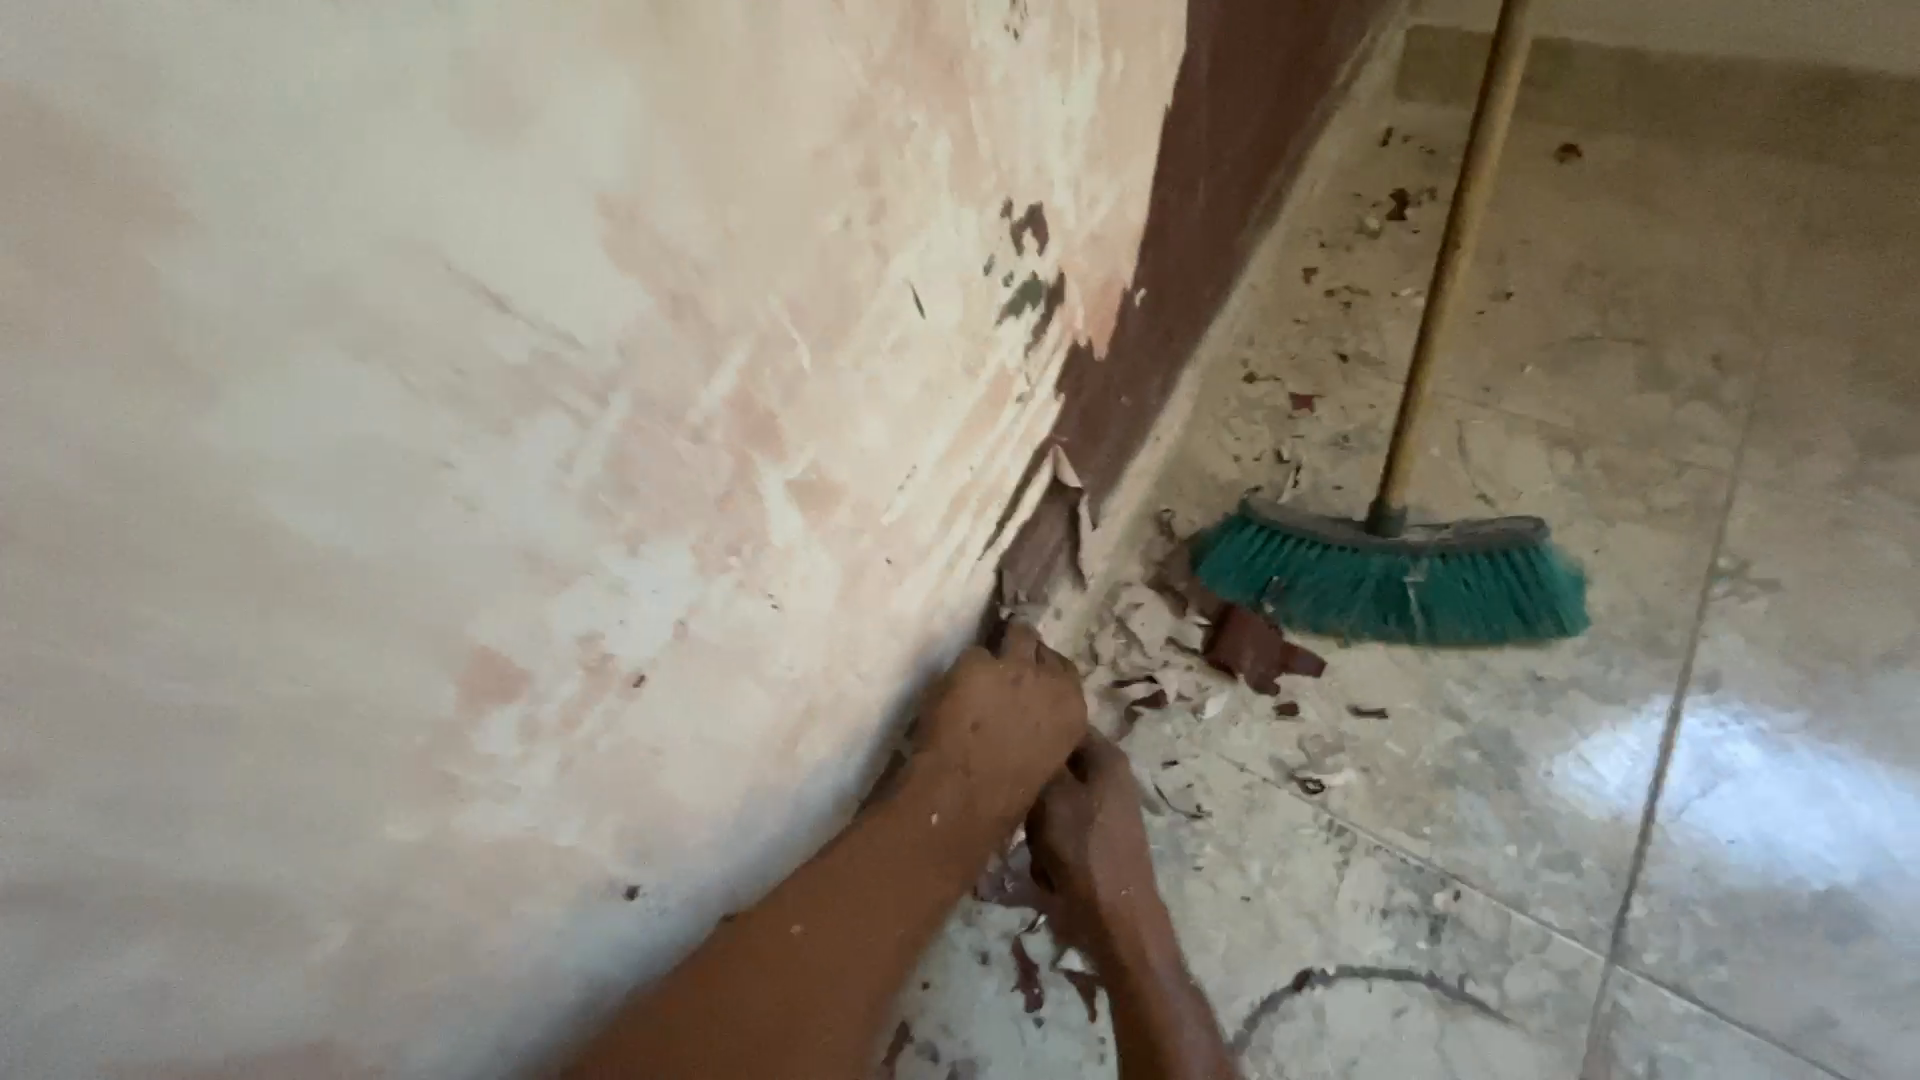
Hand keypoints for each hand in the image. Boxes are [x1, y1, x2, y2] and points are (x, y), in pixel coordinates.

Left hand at [914, 622, 1087, 824]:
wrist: (966, 794)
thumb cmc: (1008, 792)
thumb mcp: (1046, 756)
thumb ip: (1044, 724)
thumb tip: (1029, 713)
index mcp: (1071, 709)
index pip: (1064, 669)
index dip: (1043, 668)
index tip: (1030, 673)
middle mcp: (1048, 680)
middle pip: (1038, 645)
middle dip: (1022, 649)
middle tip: (1004, 663)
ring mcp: (1012, 666)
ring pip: (1014, 634)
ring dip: (998, 649)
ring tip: (980, 666)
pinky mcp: (975, 662)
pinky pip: (969, 657)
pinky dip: (961, 673)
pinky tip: (950, 692)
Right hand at [1025, 731, 1161, 955]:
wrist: (1114, 920)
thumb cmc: (1083, 849)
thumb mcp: (1053, 795)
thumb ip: (1041, 759)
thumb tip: (1026, 731)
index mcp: (1106, 757)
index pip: (1064, 723)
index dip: (1034, 729)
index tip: (1004, 740)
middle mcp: (1108, 778)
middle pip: (1055, 766)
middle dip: (1032, 787)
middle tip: (1018, 803)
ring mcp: (1103, 812)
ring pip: (1051, 801)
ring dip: (1036, 824)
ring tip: (1032, 843)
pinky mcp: (1094, 843)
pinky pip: (1059, 832)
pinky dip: (1049, 848)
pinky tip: (1046, 868)